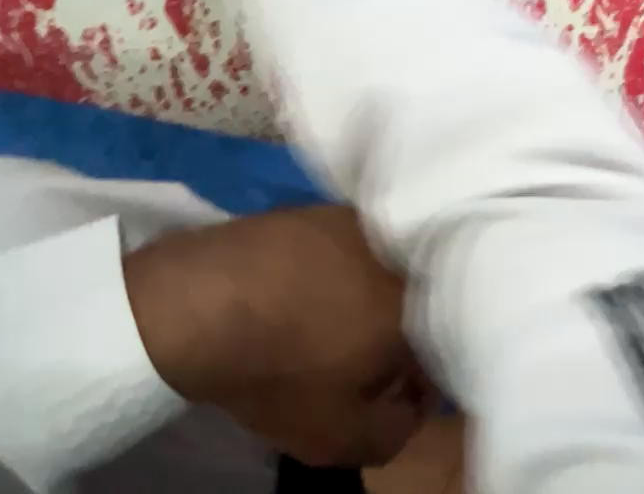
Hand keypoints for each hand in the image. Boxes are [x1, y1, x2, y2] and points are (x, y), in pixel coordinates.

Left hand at [122, 205, 435, 466]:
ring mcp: (362, 222)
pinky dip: (336, 269)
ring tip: (327, 321)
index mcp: (419, 304)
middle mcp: (403, 252)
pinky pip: (347, 246)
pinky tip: (302, 290)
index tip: (391, 396)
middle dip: (395, 333)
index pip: (441, 348)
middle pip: (416, 302)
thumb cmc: (279, 369)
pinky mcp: (322, 207)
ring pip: (382, 269)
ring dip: (367, 295)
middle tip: (357, 359)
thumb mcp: (335, 435)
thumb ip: (392, 431)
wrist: (202, 299)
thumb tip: (413, 405)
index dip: (418, 380)